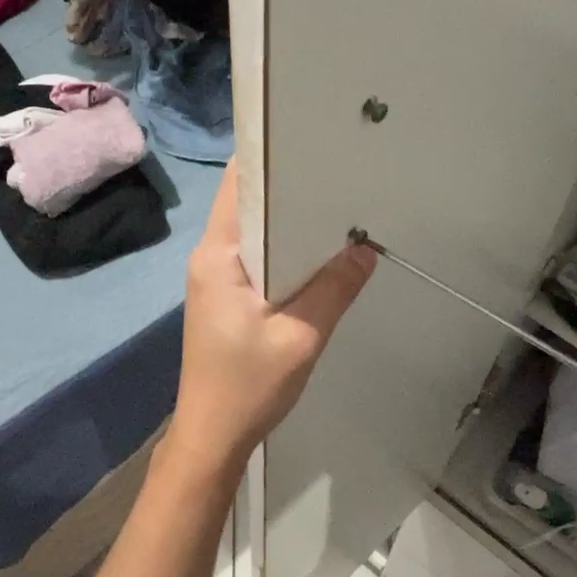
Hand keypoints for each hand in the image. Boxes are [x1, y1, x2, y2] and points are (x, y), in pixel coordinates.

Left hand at [168, 162, 375, 468]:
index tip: (313, 140)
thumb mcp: (300, 337)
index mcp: (218, 256)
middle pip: (249, 204)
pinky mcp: (226, 299)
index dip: (273, 156)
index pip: (239, 184)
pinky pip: (258, 258)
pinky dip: (286, 250)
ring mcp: (216, 279)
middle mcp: (211, 258)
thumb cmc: (247, 387)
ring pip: (256, 232)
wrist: (213, 437)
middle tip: (339, 172)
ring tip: (337, 205)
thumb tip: (365, 249)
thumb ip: (334, 288)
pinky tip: (318, 252)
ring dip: (290, 220)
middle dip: (290, 186)